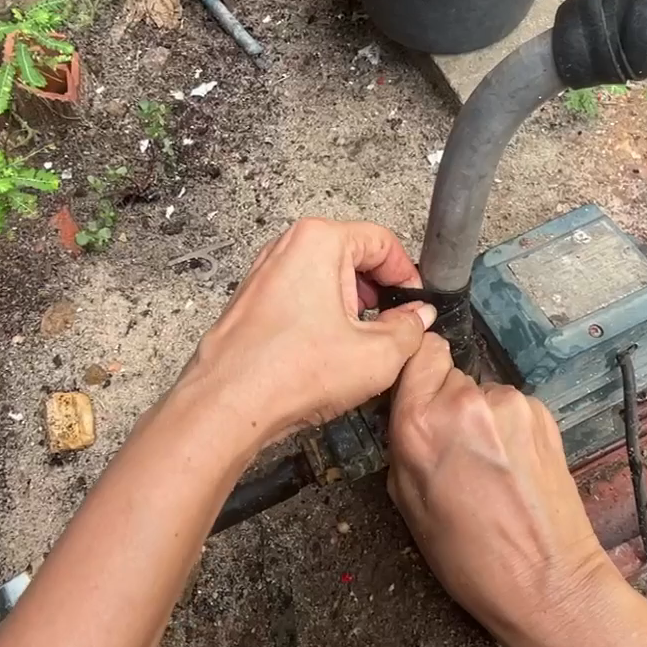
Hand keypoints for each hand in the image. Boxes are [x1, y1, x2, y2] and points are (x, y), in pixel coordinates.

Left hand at [172, 219, 433, 446]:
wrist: (227, 404)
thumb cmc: (291, 372)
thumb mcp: (376, 355)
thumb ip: (409, 329)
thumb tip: (419, 317)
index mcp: (319, 241)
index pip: (382, 241)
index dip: (406, 275)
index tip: (415, 305)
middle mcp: (288, 246)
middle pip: (353, 255)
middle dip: (378, 292)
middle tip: (393, 328)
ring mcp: (266, 271)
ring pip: (326, 277)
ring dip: (351, 307)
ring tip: (360, 345)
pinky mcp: (253, 299)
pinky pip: (301, 294)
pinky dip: (322, 315)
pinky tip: (327, 352)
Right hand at [386, 334, 619, 646]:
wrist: (550, 585)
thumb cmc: (467, 557)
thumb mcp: (407, 502)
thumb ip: (401, 443)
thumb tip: (407, 412)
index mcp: (419, 423)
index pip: (418, 352)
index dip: (419, 373)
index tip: (421, 397)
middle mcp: (463, 401)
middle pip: (448, 374)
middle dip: (447, 404)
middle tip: (457, 449)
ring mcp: (508, 404)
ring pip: (481, 393)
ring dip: (480, 417)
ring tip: (491, 465)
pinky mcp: (542, 413)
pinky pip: (511, 408)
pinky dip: (509, 428)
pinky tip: (516, 466)